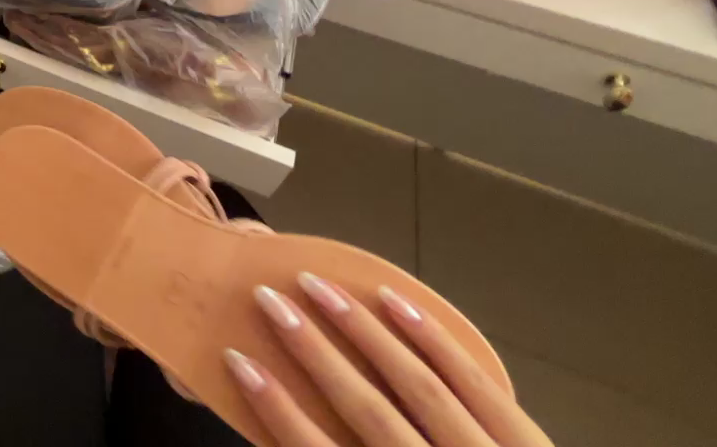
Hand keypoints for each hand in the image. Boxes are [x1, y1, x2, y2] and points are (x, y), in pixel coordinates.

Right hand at [225, 275, 555, 446]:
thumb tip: (288, 437)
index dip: (275, 409)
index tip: (237, 360)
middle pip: (367, 412)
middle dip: (312, 351)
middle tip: (267, 298)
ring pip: (419, 388)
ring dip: (363, 331)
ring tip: (317, 285)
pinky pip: (479, 387)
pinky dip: (434, 341)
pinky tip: (395, 302)